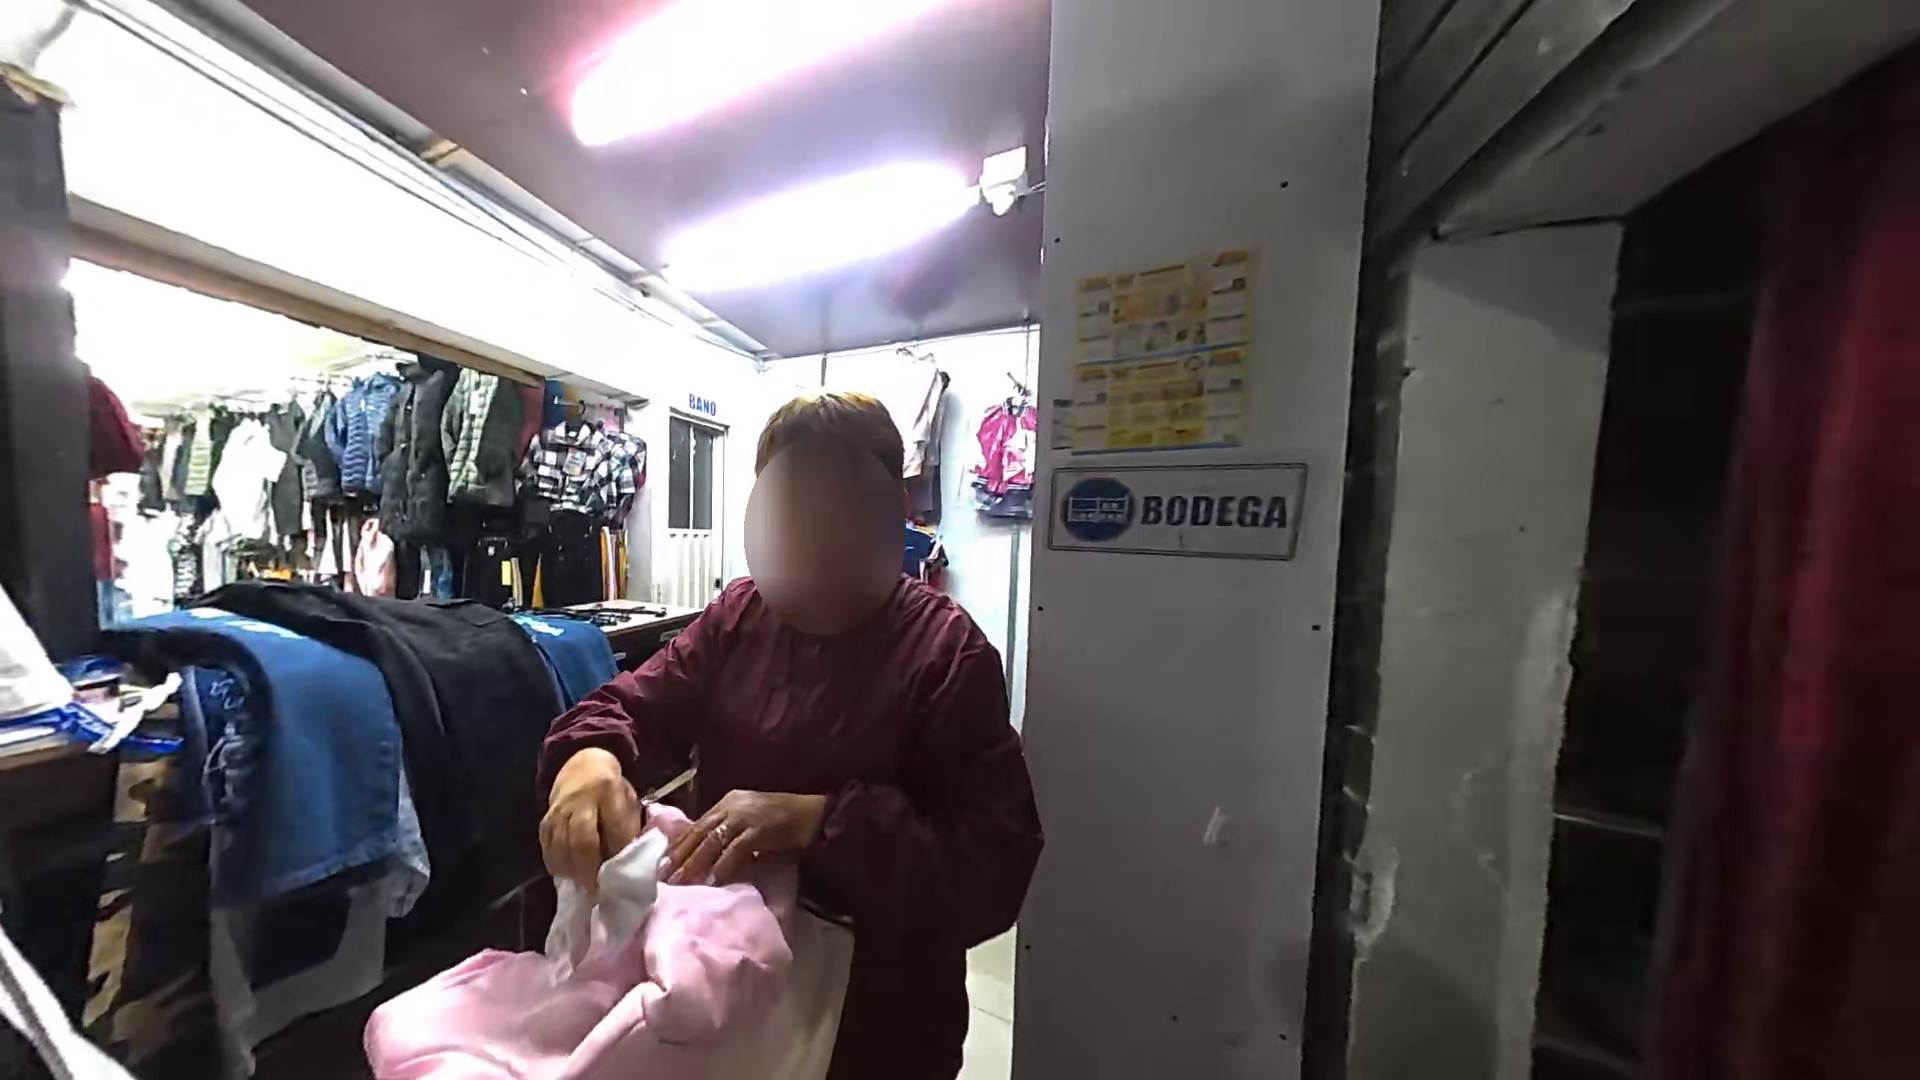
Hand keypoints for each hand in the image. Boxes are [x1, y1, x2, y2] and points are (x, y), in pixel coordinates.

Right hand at [540, 748, 641, 894]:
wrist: (583, 768)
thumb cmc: (613, 790)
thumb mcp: (628, 798)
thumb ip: (629, 824)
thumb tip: (631, 859)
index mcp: (609, 790)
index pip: (614, 825)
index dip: (619, 851)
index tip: (624, 872)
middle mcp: (581, 800)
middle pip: (583, 839)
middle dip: (591, 868)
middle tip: (599, 889)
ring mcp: (558, 812)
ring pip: (562, 848)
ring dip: (574, 872)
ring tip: (586, 887)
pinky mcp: (543, 823)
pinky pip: (548, 851)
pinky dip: (559, 867)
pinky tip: (570, 875)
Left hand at [663, 790, 828, 886]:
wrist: (813, 813)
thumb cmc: (782, 820)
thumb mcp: (750, 822)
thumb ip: (729, 833)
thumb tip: (703, 856)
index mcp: (730, 801)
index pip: (697, 824)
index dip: (678, 845)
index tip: (661, 864)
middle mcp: (734, 805)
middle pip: (700, 832)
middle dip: (680, 855)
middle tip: (662, 877)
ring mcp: (747, 815)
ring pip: (712, 841)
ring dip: (695, 864)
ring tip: (680, 883)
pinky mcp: (760, 829)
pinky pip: (735, 850)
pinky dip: (722, 867)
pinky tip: (712, 882)